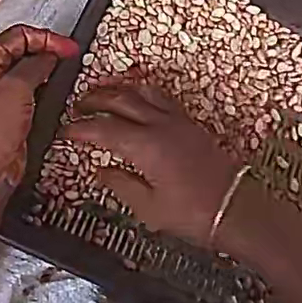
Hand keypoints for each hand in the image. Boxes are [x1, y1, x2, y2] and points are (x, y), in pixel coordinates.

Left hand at [0, 24, 78, 210]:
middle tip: (71, 57)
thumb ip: (35, 66)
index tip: (68, 48)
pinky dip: (48, 94)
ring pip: (32, 75)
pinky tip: (59, 97)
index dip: (46, 38)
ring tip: (68, 74)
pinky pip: (35, 97)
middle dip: (49, 52)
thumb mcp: (15, 88)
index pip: (19, 36)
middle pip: (25, 53)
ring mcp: (3, 98)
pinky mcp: (15, 118)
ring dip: (50, 74)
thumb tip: (49, 55)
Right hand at [62, 84, 245, 244]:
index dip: (80, 129)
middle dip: (94, 100)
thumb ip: (121, 184)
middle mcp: (161, 126)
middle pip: (120, 100)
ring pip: (142, 92)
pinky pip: (162, 98)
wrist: (236, 210)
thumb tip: (102, 172)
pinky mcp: (192, 125)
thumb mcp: (148, 208)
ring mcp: (179, 122)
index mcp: (145, 146)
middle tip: (77, 106)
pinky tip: (137, 97)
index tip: (66, 131)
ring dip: (119, 88)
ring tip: (102, 89)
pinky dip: (142, 92)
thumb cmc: (194, 214)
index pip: (103, 129)